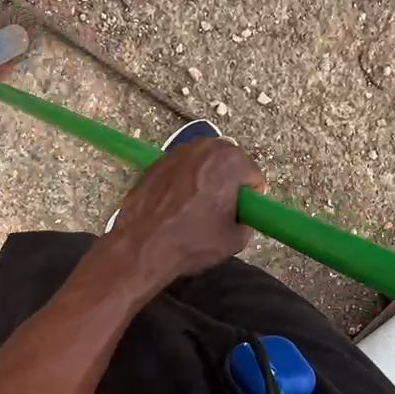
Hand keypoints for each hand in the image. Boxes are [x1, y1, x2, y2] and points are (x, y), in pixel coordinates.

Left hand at [105, 137, 258, 287]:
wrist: (142, 246)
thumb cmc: (191, 241)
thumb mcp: (235, 240)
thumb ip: (247, 222)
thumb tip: (241, 218)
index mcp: (229, 160)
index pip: (252, 176)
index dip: (250, 198)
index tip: (240, 213)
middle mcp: (203, 147)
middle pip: (227, 164)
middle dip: (228, 184)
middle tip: (220, 212)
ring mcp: (176, 152)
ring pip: (202, 166)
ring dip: (205, 182)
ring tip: (196, 211)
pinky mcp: (155, 163)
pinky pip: (180, 171)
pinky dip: (182, 184)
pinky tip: (176, 207)